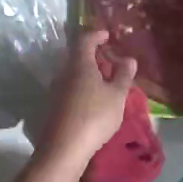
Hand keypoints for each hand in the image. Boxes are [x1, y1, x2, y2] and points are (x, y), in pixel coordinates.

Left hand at [38, 30, 137, 165]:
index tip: (107, 35)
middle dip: (93, 55)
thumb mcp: (116, 95)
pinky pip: (70, 88)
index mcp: (79, 65)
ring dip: (88, 73)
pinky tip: (93, 98)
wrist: (65, 146)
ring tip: (105, 79)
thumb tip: (128, 58)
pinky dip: (82, 87)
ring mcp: (56, 90)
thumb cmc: (95, 115)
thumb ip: (123, 75)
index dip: (96, 35)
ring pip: (73, 74)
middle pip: (77, 57)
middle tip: (109, 58)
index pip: (84, 40)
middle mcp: (64, 73)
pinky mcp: (54, 106)